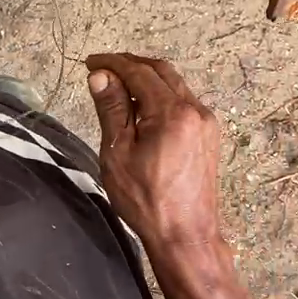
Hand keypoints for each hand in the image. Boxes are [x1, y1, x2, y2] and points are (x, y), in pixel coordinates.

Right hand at [84, 53, 224, 260]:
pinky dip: (158, 94)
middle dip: (130, 64)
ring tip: (116, 86)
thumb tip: (100, 76)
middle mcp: (196, 110)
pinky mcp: (208, 136)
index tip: (89, 63)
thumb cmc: (145, 199)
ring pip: (174, 85)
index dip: (112, 63)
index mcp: (173, 113)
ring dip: (145, 78)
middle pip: (162, 71)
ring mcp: (206, 123)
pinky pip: (182, 101)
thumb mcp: (118, 153)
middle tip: (101, 69)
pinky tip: (140, 108)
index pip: (140, 72)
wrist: (185, 235)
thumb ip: (112, 110)